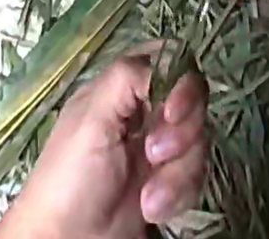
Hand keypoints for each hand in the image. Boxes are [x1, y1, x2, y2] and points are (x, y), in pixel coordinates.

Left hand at [0, 47, 208, 238]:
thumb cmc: (71, 177)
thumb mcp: (92, 117)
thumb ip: (127, 77)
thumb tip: (165, 60)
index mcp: (122, 85)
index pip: (168, 58)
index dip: (180, 78)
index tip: (172, 110)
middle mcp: (143, 109)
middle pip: (191, 97)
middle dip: (181, 129)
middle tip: (154, 155)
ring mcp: (158, 145)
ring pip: (197, 137)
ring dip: (178, 170)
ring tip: (149, 198)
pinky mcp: (170, 181)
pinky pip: (197, 173)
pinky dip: (180, 193)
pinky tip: (153, 210)